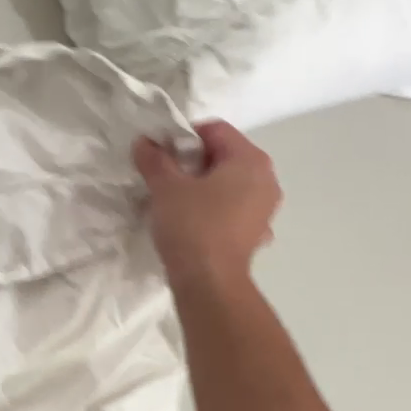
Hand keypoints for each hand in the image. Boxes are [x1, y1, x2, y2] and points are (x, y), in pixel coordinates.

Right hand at [133, 120, 281, 290]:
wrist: (209, 280)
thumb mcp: (165, 188)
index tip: (158, 155)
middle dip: (192, 162)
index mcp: (250, 160)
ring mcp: (265, 206)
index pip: (215, 130)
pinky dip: (214, 208)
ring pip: (229, 182)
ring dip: (202, 185)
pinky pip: (233, 207)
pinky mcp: (256, 230)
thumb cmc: (191, 225)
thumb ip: (154, 160)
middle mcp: (266, 178)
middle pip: (224, 155)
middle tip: (162, 177)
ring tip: (174, 201)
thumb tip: (145, 141)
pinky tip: (194, 222)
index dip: (182, 137)